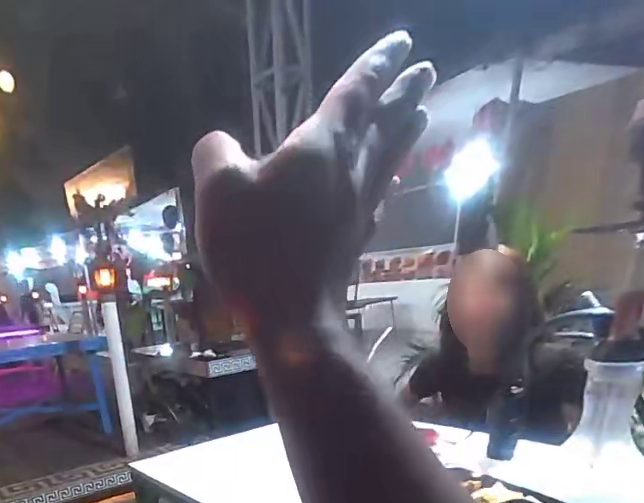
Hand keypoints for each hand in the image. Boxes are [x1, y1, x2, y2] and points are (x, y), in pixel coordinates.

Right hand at [192, 32, 433, 339]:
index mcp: (321, 147)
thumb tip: (220, 144)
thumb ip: (216, 153)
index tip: (403, 42)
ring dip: (405, 135)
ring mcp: (355, 211)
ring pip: (387, 162)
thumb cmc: (255, 251)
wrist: (291, 319)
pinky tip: (387, 187)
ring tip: (422, 115)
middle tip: (428, 71)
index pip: (356, 92)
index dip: (378, 63)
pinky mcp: (352, 244)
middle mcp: (348, 173)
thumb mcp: (218, 191)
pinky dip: (384, 186)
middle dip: (405, 94)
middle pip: (384, 124)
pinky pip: (375, 202)